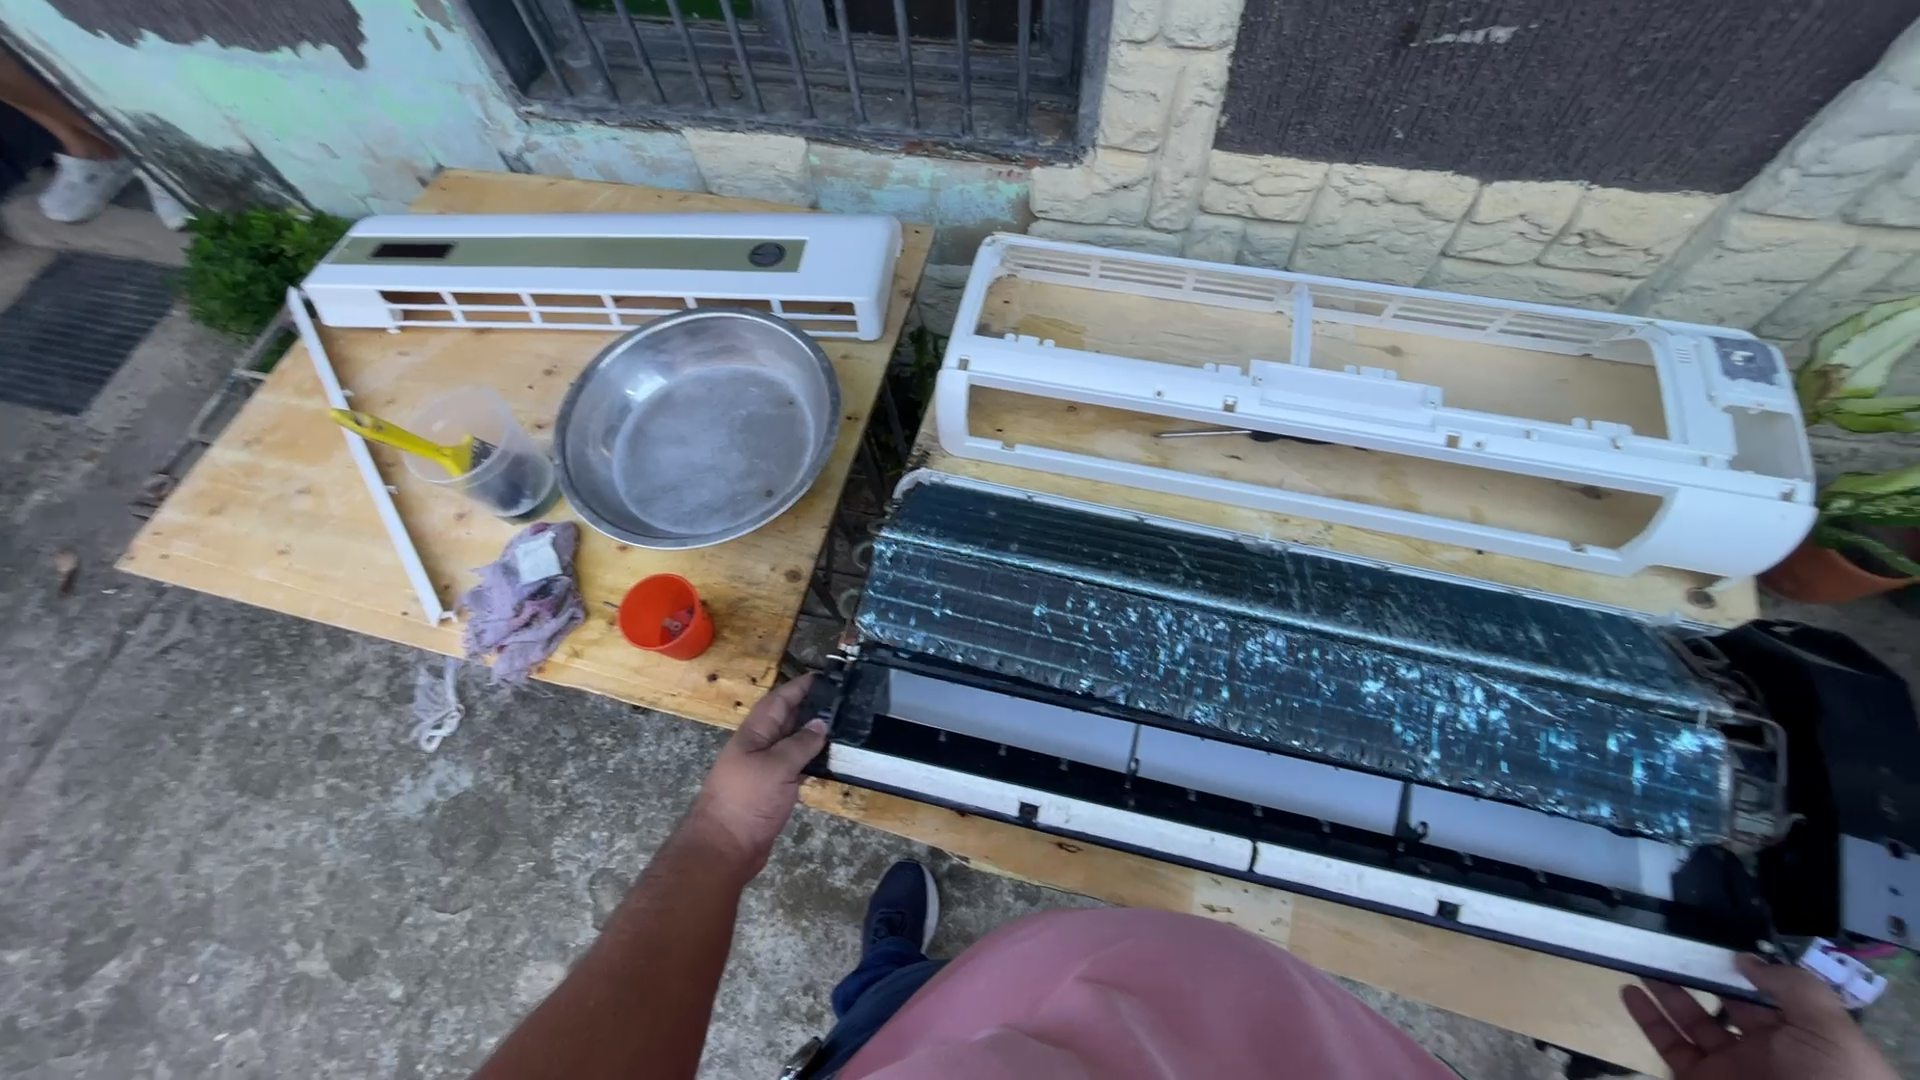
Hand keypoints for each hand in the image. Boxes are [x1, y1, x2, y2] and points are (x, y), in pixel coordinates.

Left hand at [686, 675, 826, 875]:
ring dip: (814, 735)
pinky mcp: (774, 790)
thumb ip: (800, 744)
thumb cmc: (746, 801)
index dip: (800, 687)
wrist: (724, 849)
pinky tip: (831, 760)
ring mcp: (766, 770)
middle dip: (811, 707)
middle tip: (843, 700)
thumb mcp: (776, 767)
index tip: (826, 677)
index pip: (779, 700)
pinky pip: (796, 767)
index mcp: (754, 734)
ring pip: (793, 744)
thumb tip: (821, 724)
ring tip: (843, 726)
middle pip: (787, 719)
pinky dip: (813, 760)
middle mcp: (759, 747)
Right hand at [1622, 955, 1897, 1079]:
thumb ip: (1795, 990)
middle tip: (1670, 946)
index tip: (1715, 944)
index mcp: (1807, 1044)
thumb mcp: (1831, 1034)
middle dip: (1701, 977)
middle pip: (1727, 1006)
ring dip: (1665, 991)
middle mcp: (1769, 1055)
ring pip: (1691, 1021)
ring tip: (1641, 960)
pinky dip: (1645, 1018)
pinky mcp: (1697, 1078)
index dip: (1747, 972)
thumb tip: (1746, 958)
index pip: (1773, 999)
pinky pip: (1667, 1043)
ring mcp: (1730, 1068)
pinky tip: (1629, 991)